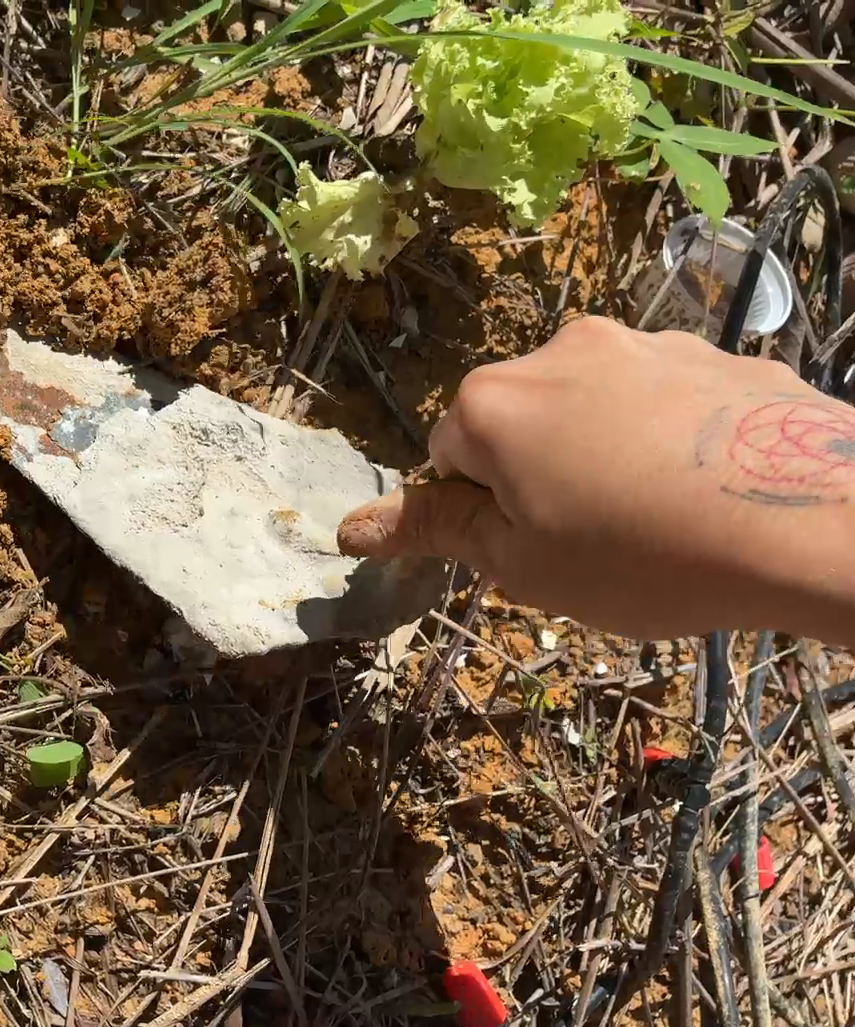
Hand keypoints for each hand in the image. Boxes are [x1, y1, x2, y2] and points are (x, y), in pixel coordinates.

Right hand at [337, 316, 854, 640]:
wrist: (843, 530)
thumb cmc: (644, 555)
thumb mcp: (517, 559)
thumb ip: (430, 530)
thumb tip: (346, 531)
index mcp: (493, 401)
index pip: (445, 454)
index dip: (478, 502)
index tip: (529, 537)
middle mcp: (560, 352)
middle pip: (513, 419)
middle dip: (532, 468)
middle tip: (586, 530)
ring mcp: (650, 343)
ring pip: (587, 405)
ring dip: (597, 448)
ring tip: (659, 510)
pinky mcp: (727, 352)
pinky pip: (662, 398)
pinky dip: (667, 435)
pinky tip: (711, 484)